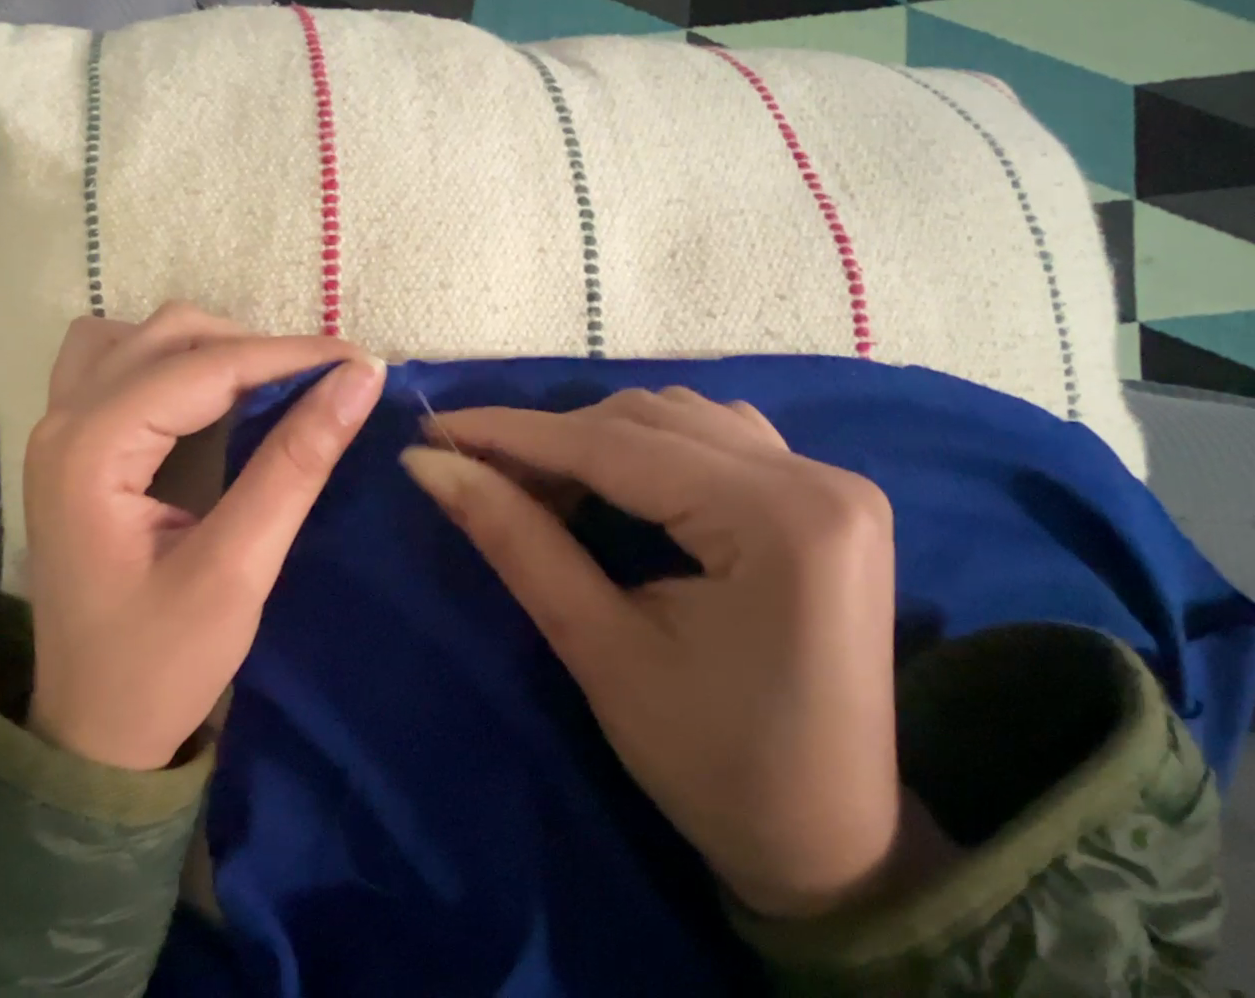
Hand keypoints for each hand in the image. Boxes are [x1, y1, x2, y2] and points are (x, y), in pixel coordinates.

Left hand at [23, 302, 385, 770]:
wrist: (91, 731)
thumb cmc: (160, 666)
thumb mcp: (236, 570)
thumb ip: (293, 466)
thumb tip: (358, 381)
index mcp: (89, 450)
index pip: (203, 368)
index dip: (289, 357)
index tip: (362, 362)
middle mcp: (60, 423)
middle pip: (164, 337)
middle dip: (252, 348)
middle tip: (324, 385)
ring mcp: (55, 435)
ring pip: (133, 341)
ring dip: (205, 349)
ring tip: (267, 386)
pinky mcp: (68, 453)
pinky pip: (114, 370)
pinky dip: (168, 367)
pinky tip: (206, 400)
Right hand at [400, 387, 908, 918]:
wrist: (825, 841)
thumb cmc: (710, 762)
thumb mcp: (599, 649)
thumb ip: (517, 542)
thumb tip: (430, 468)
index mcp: (780, 517)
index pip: (616, 444)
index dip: (512, 434)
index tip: (432, 431)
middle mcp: (818, 477)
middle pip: (650, 420)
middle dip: (550, 441)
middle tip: (472, 473)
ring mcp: (830, 485)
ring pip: (680, 421)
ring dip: (594, 441)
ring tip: (530, 485)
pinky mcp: (823, 505)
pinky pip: (715, 442)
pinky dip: (645, 452)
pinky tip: (605, 487)